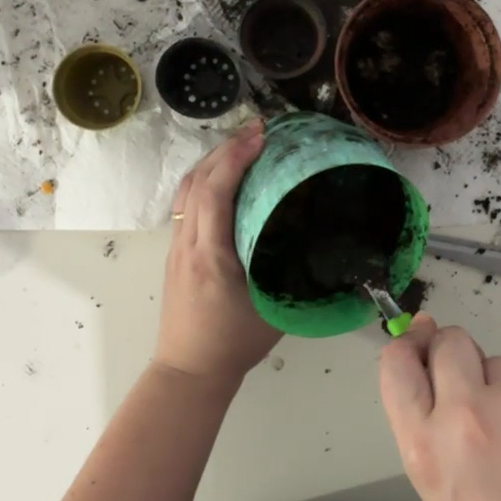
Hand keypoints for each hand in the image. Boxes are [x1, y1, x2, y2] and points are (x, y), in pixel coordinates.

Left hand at [155, 121, 279, 383]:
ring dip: (213, 161)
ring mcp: (177, 246)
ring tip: (243, 145)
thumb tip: (325, 247)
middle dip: (226, 149)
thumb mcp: (273, 309)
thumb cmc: (233, 343)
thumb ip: (293, 275)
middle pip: (198, 181)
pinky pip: (187, 203)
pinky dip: (206, 180)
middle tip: (258, 130)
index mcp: (210, 254)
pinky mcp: (175, 252)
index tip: (261, 136)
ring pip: (187, 189)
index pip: (215, 191)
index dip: (236, 158)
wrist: (188, 370)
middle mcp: (188, 243)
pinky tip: (226, 177)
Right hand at [379, 316, 500, 500]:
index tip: (417, 340)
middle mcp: (469, 411)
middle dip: (456, 353)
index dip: (407, 346)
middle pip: (450, 342)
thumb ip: (430, 435)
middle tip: (471, 381)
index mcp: (427, 444)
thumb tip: (433, 384)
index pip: (397, 365)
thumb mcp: (439, 497)